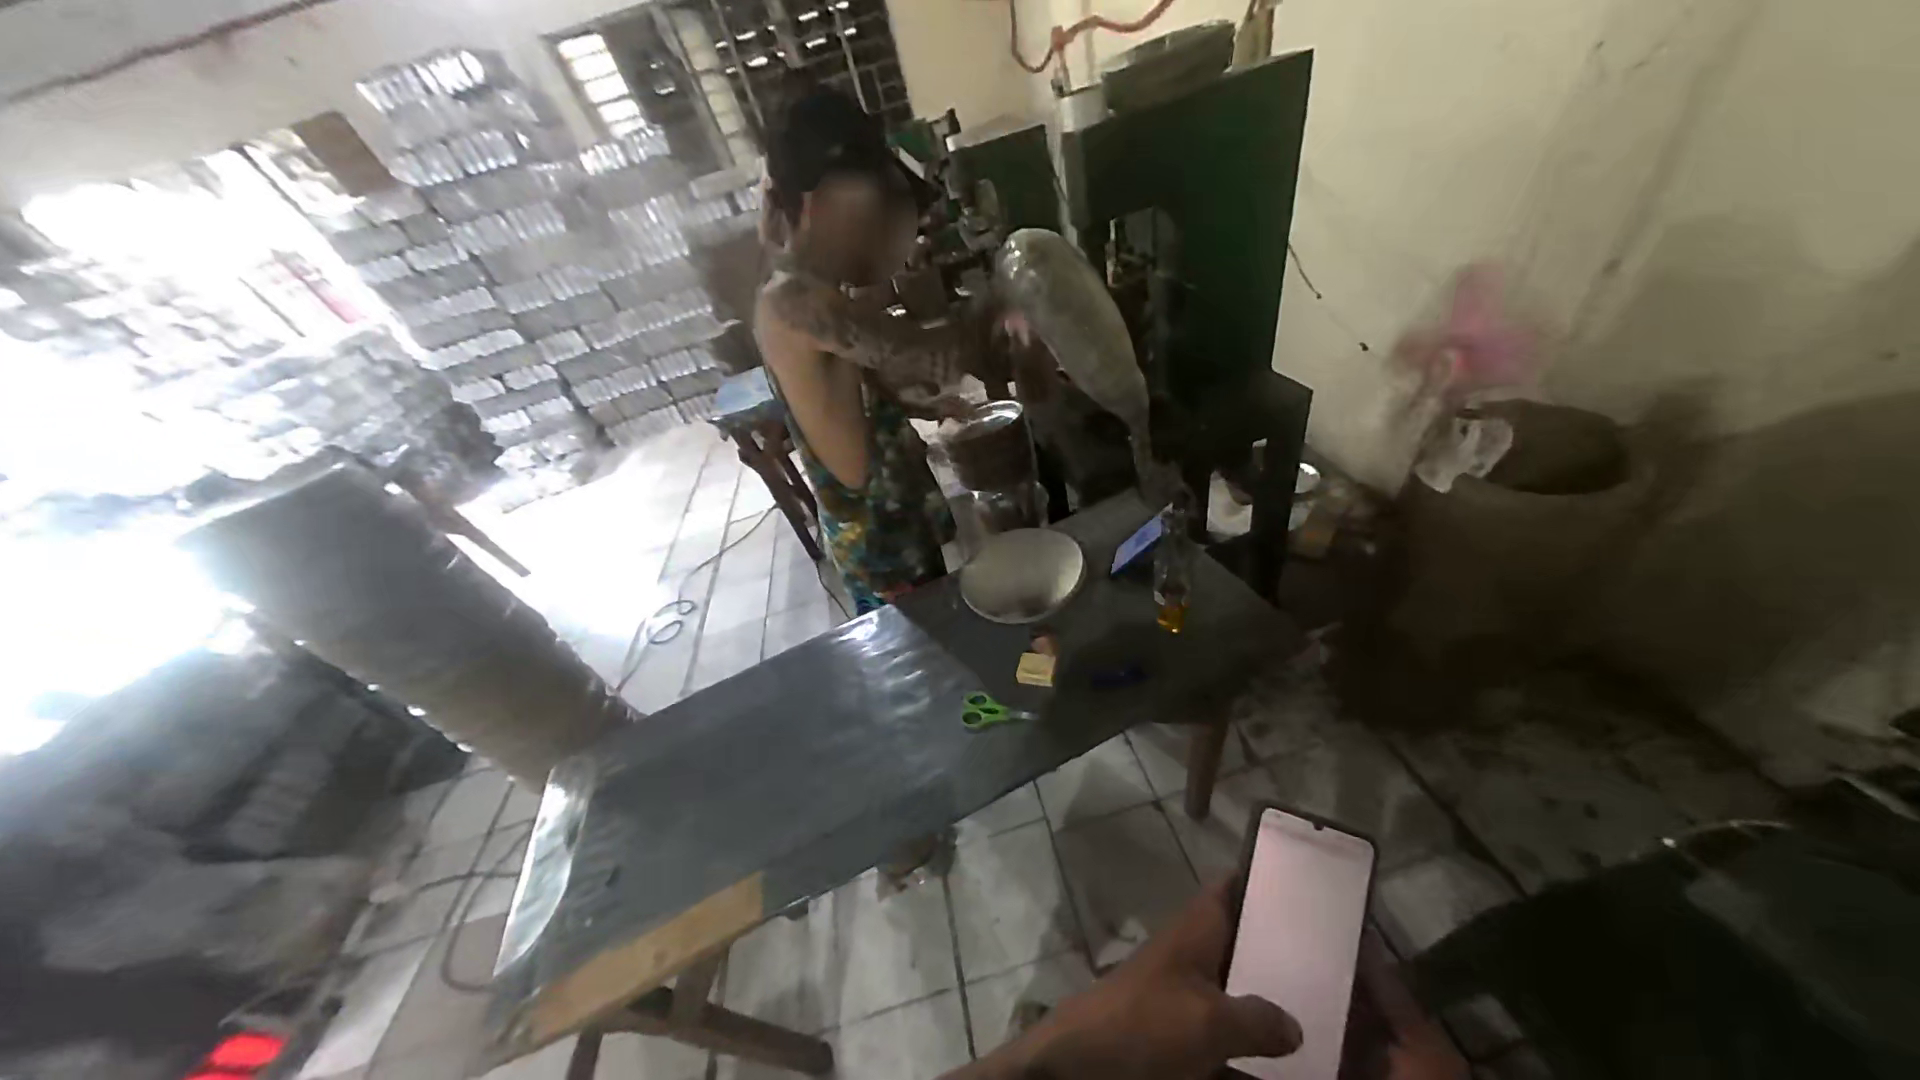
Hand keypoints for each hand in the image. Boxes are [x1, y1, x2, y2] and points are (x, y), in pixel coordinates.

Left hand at [964, 880, 1301, 1079]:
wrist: (1085, 1061)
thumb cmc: (1145, 1022)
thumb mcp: (1209, 1020)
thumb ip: (1257, 1018)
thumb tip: (1295, 1025)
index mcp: (1196, 929)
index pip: (1230, 887)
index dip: (1262, 879)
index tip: (1306, 888)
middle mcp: (1193, 953)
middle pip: (1244, 942)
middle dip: (1283, 955)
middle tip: (1338, 969)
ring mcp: (1187, 994)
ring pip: (1239, 991)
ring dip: (1272, 1006)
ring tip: (1328, 1021)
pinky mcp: (1181, 1034)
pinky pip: (1227, 1035)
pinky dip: (1251, 1046)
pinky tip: (1286, 1064)